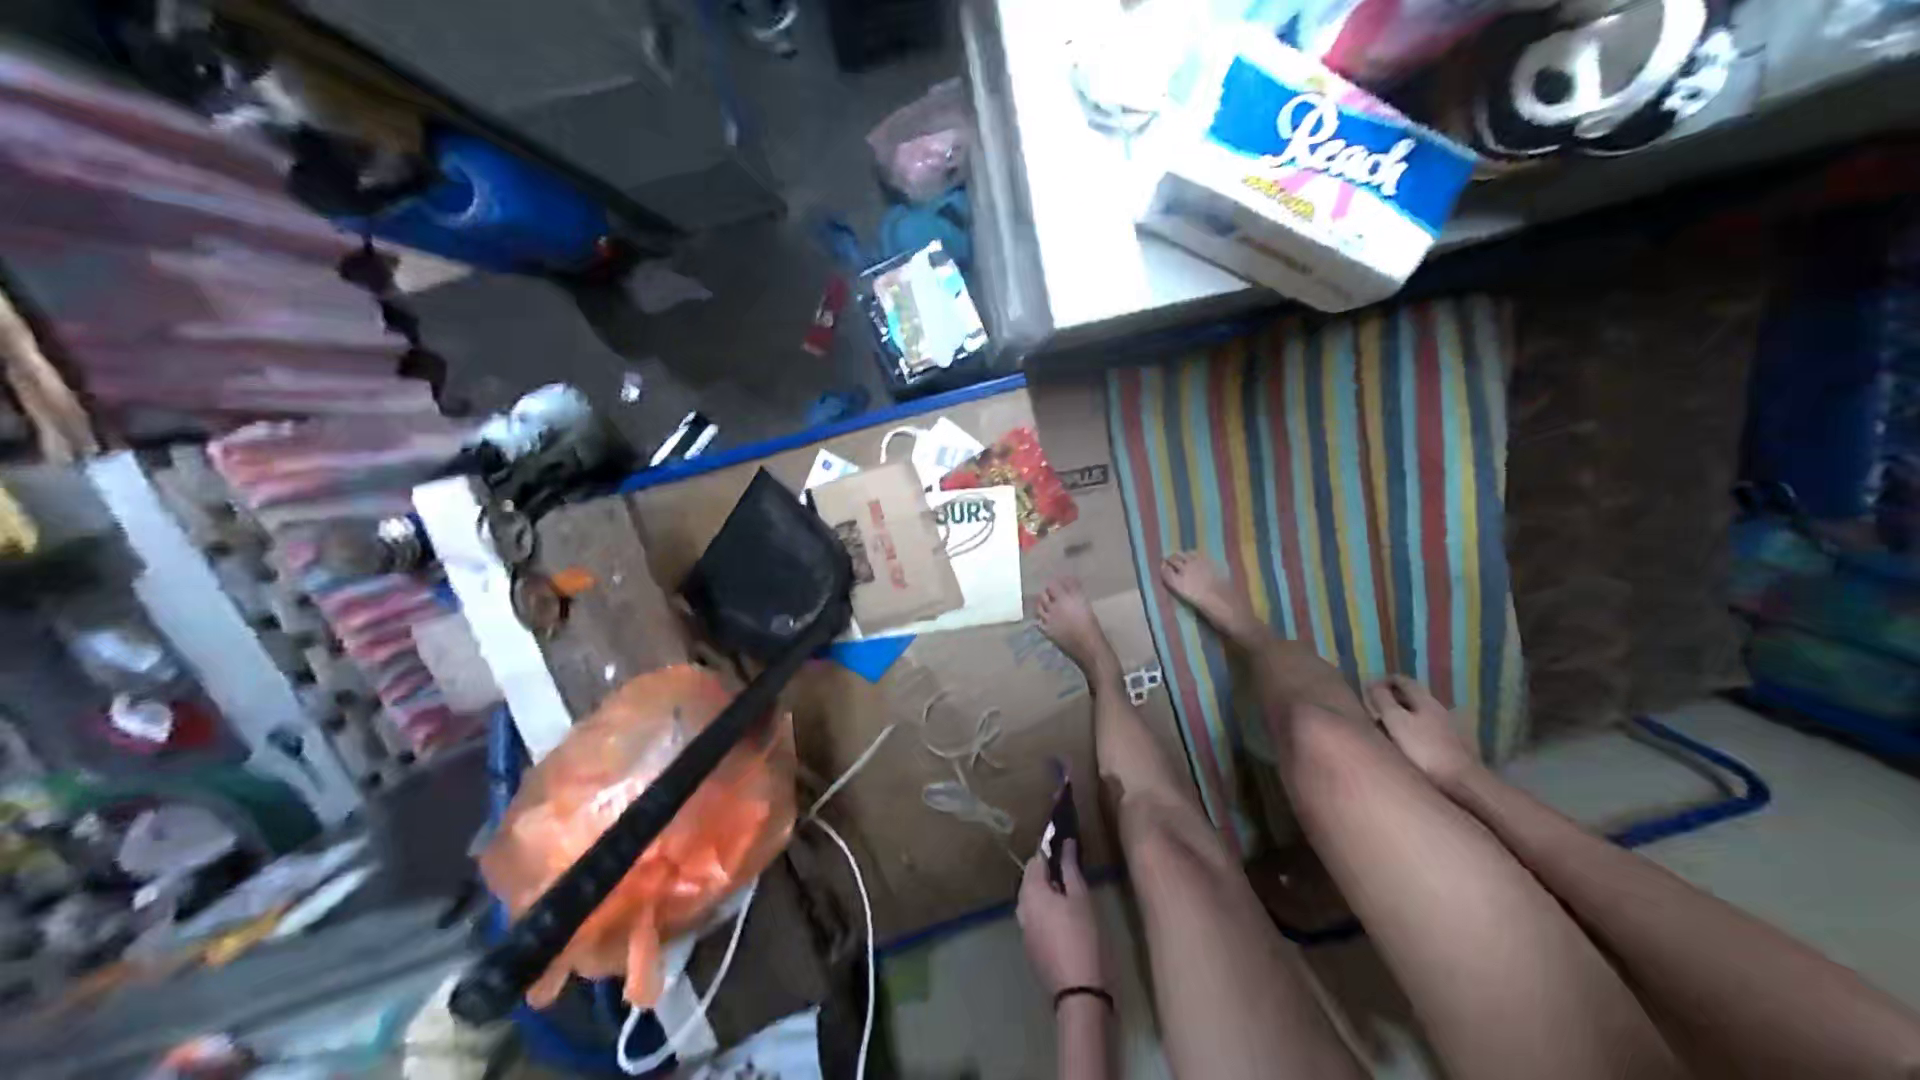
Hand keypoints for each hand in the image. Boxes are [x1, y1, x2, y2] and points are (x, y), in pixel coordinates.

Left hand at [1016, 839, 1103, 996]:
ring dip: (1046, 891)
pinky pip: (1034, 918)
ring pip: (1032, 900)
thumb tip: (1066, 843)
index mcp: (1031, 892)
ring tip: (1069, 890)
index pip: (1036, 859)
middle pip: (1031, 879)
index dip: (1050, 849)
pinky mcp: (1030, 948)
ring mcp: (1024, 930)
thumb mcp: (1082, 899)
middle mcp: (1021, 908)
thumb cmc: (1085, 938)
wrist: (1080, 993)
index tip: (1066, 843)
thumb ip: (1070, 868)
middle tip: (1070, 866)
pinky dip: (1045, 910)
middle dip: (1047, 870)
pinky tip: (1063, 917)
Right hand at [1368, 675, 1480, 791]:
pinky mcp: (1449, 745)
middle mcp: (1437, 709)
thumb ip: (1381, 699)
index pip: (1402, 680)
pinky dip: (1410, 730)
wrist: (1461, 783)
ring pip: (1418, 714)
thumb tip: (1372, 683)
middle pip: (1411, 697)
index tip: (1368, 689)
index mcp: (1424, 700)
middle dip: (1391, 698)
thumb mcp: (1395, 720)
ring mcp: (1446, 728)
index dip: (1384, 681)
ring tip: (1382, 728)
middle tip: (1372, 708)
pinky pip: (1424, 730)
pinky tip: (1401, 744)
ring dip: (1400, 716)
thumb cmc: (1422, 749)